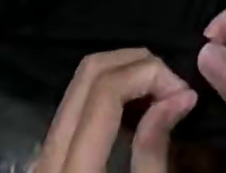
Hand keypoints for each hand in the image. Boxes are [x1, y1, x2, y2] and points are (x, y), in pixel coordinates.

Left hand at [35, 48, 196, 172]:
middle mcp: (47, 155)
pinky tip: (136, 109)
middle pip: (89, 72)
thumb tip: (181, 95)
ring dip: (126, 73)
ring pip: (81, 82)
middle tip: (172, 86)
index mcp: (70, 172)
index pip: (106, 92)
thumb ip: (153, 152)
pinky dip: (112, 91)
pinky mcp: (47, 158)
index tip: (184, 93)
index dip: (151, 76)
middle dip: (139, 64)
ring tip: (158, 95)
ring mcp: (41, 155)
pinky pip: (77, 104)